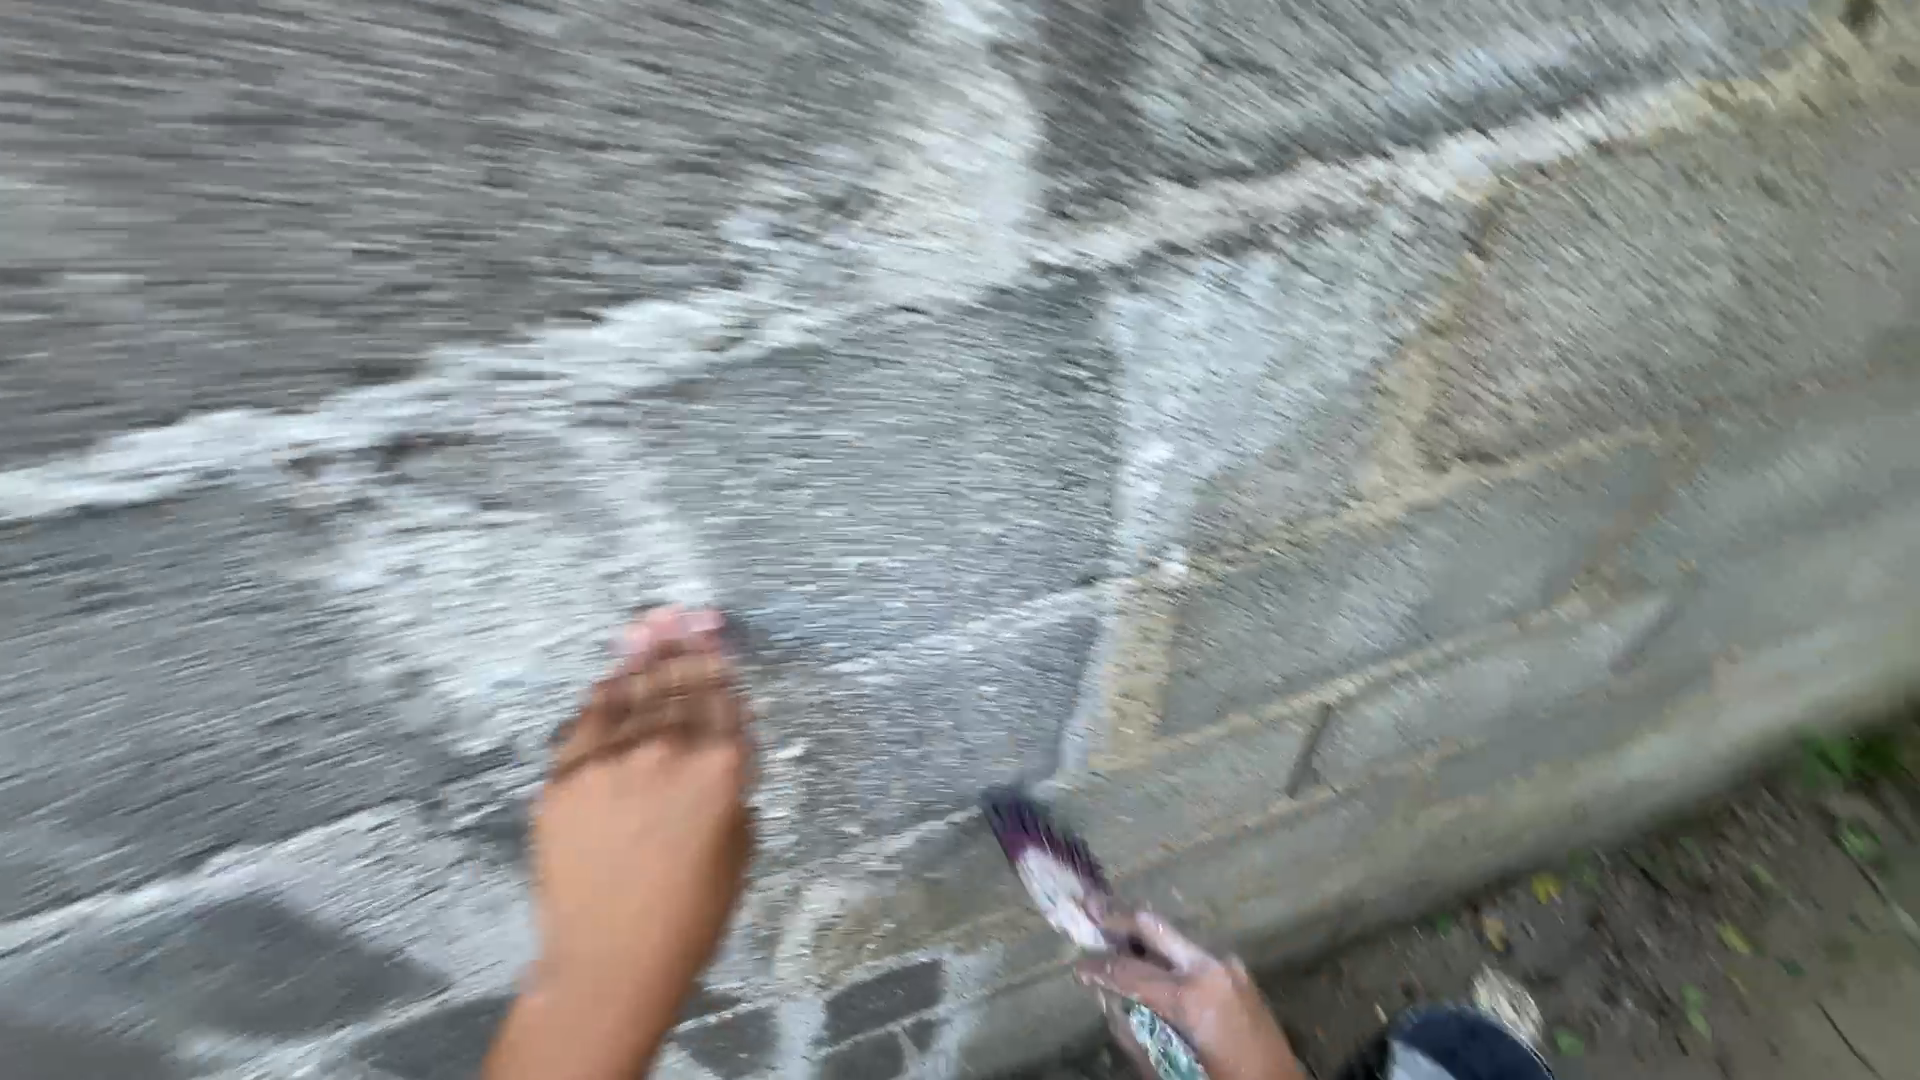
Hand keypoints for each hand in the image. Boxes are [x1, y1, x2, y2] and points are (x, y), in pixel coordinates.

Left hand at [488, 606, 753, 1079]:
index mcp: (722, 764)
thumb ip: (731, 780)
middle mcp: (669, 747)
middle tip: (684, 612)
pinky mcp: (564, 777)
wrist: (611, 958)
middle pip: (679, 680)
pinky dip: (604, 694)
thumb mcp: (740, 837)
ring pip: (631, 691)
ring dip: (644, 655)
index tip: (714, 628)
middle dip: (684, 642)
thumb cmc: (696, 908)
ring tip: (651, 622)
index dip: (719, 656)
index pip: (723, 693)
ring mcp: (610, 758)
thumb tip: (718, 743)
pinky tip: (614, 674)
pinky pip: (586, 721)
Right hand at [1076, 912, 1306, 1079]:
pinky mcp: (1237, 973)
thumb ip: (1137, 1036)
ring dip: (1143, 934)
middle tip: (1089, 905)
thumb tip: (1111, 1005)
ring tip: (1113, 928)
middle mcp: (1209, 968)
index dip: (1100, 970)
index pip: (1131, 973)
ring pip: (1174, 937)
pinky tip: (1151, 958)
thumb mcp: (1173, 1072)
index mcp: (1192, 996)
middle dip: (1119, 918)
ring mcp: (1227, 966)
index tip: (1077, 968)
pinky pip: (1192, 955)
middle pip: (1154, 928)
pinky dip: (1166, 952)